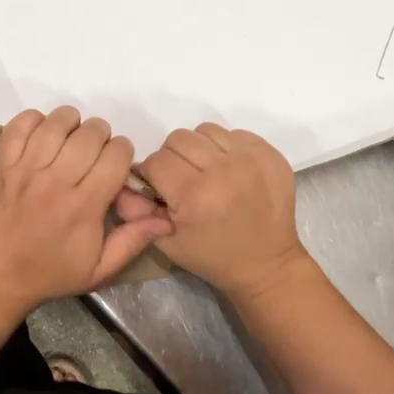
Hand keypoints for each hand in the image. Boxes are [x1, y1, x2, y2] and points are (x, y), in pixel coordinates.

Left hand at [0, 107, 173, 311]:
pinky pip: (19, 125)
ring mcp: (26, 170)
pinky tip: (43, 136)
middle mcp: (56, 182)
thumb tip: (165, 219)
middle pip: (90, 134)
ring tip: (72, 140)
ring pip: (57, 123)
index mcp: (84, 206)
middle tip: (96, 153)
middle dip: (101, 136)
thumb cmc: (52, 273)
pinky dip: (35, 121)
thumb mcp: (99, 269)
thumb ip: (132, 241)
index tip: (117, 165)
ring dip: (71, 124)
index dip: (123, 153)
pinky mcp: (3, 164)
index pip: (116, 155)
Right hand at [120, 123, 307, 299]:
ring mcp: (250, 159)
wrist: (265, 263)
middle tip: (184, 180)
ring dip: (200, 148)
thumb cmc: (211, 256)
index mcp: (194, 194)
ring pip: (205, 130)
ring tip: (207, 173)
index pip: (156, 160)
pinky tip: (230, 171)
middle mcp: (223, 170)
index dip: (153, 174)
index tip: (162, 189)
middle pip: (179, 139)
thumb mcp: (165, 240)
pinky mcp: (270, 154)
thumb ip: (136, 209)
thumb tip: (124, 179)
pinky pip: (234, 133)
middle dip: (174, 158)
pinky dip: (226, 148)